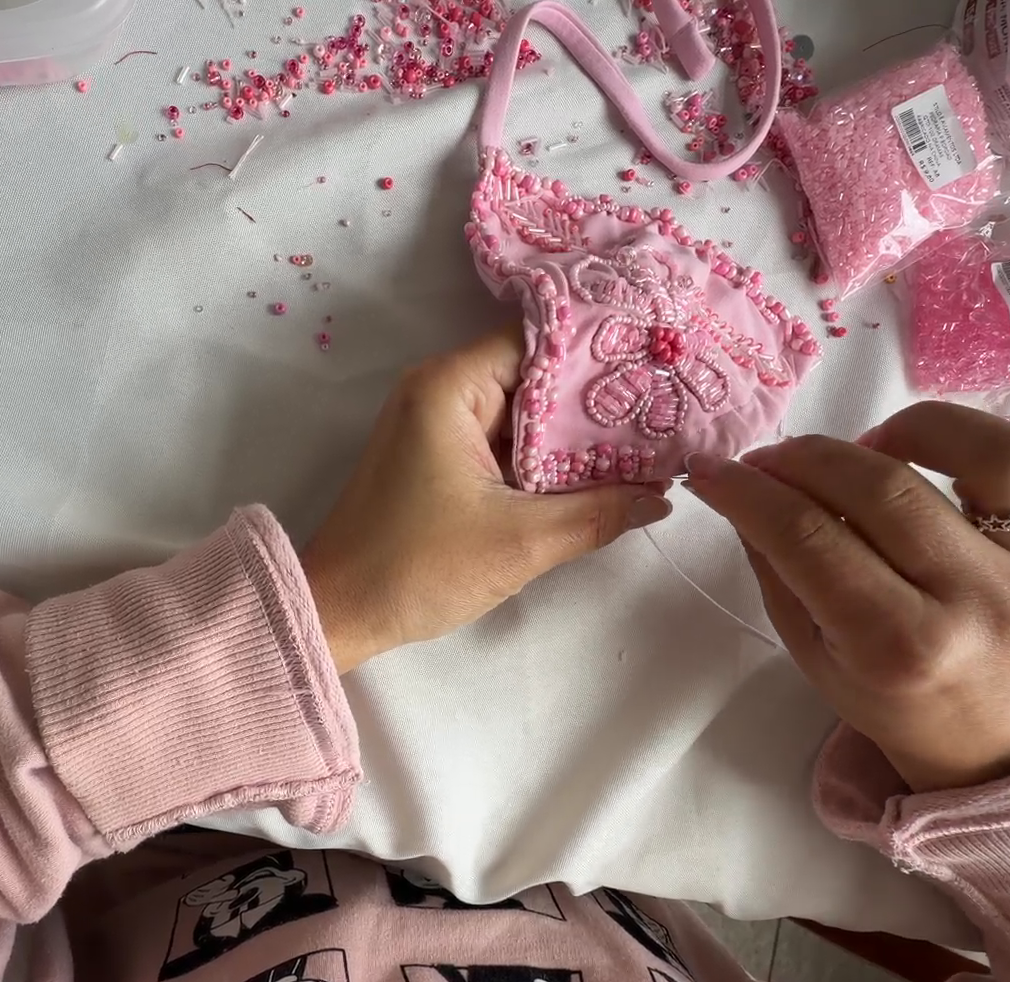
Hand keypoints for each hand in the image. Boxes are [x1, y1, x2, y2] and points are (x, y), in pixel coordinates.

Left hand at [302, 329, 672, 672]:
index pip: (543, 342)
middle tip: (668, 412)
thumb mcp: (519, 542)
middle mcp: (441, 391)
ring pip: (523, 415)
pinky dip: (543, 461)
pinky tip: (597, 475)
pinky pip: (503, 445)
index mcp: (450, 386)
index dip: (604, 355)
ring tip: (649, 443)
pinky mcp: (438, 459)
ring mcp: (437, 426)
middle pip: (536, 377)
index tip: (662, 371)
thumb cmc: (417, 568)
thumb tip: (663, 497)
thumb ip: (598, 513)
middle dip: (598, 401)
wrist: (341, 611)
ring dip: (574, 437)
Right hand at [682, 402, 1009, 792]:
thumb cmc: (880, 693)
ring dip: (919, 429)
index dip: (748, 492)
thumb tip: (741, 486)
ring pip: (1001, 454)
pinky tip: (969, 461)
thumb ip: (775, 564)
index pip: (808, 539)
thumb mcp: (804, 644)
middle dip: (806, 458)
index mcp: (898, 646)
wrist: (986, 734)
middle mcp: (982, 603)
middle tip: (774, 460)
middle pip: (885, 490)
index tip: (712, 470)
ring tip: (877, 446)